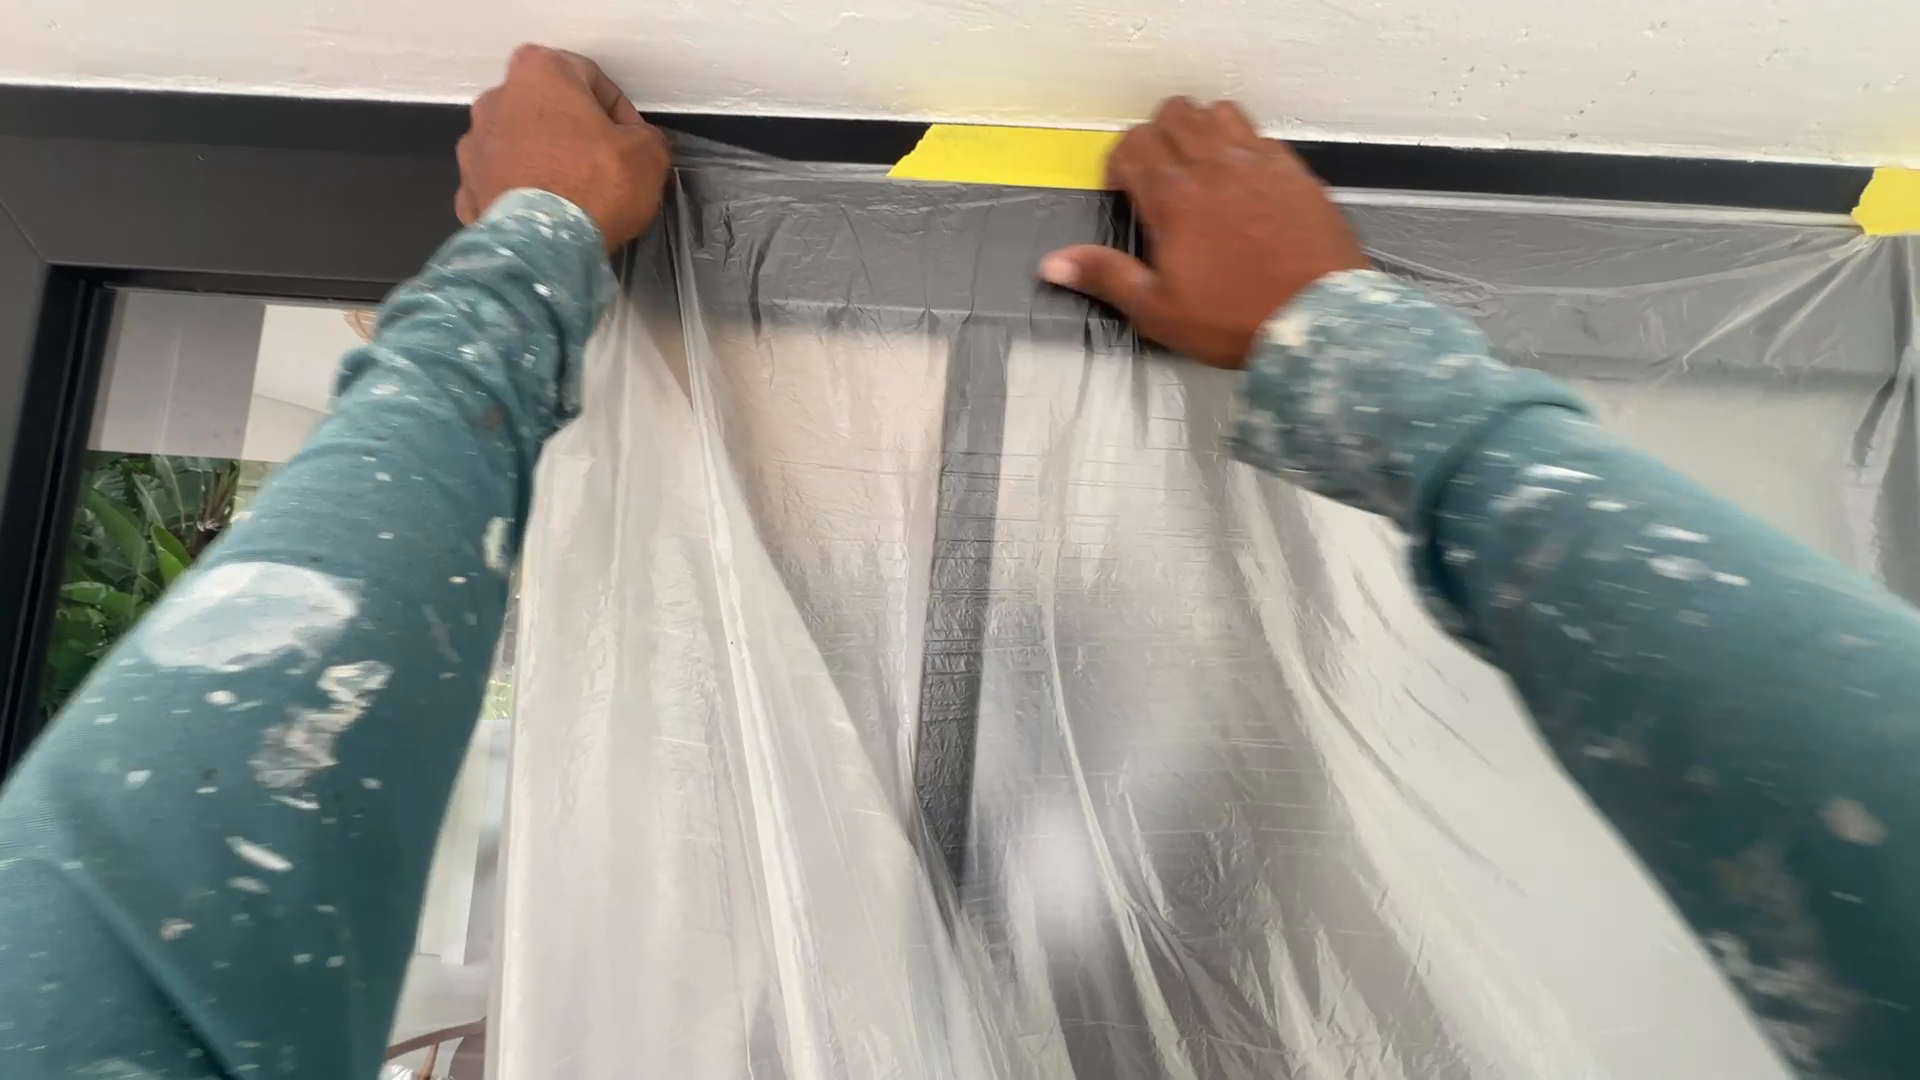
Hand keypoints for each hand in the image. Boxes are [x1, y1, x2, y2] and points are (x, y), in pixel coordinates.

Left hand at [455, 45, 671, 250]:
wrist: (547, 247)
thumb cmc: (598, 187)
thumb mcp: (650, 156)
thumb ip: (650, 138)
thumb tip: (641, 143)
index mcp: (541, 73)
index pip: (592, 78)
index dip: (623, 114)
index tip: (637, 148)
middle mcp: (497, 97)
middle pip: (551, 113)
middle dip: (580, 139)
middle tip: (610, 176)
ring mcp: (476, 144)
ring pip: (524, 149)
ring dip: (550, 166)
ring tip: (580, 203)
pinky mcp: (469, 187)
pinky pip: (504, 185)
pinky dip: (526, 197)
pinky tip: (550, 219)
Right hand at [1041, 99, 1367, 368]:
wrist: (1316, 321)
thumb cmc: (1233, 319)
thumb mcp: (1155, 309)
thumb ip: (1104, 276)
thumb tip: (1054, 264)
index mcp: (1174, 199)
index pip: (1133, 147)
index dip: (1119, 165)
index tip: (1122, 191)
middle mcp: (1215, 167)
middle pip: (1172, 116)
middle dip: (1153, 138)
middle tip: (1153, 176)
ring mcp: (1258, 162)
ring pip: (1215, 112)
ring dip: (1195, 130)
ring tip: (1194, 169)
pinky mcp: (1292, 170)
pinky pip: (1257, 131)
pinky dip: (1238, 141)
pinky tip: (1237, 177)